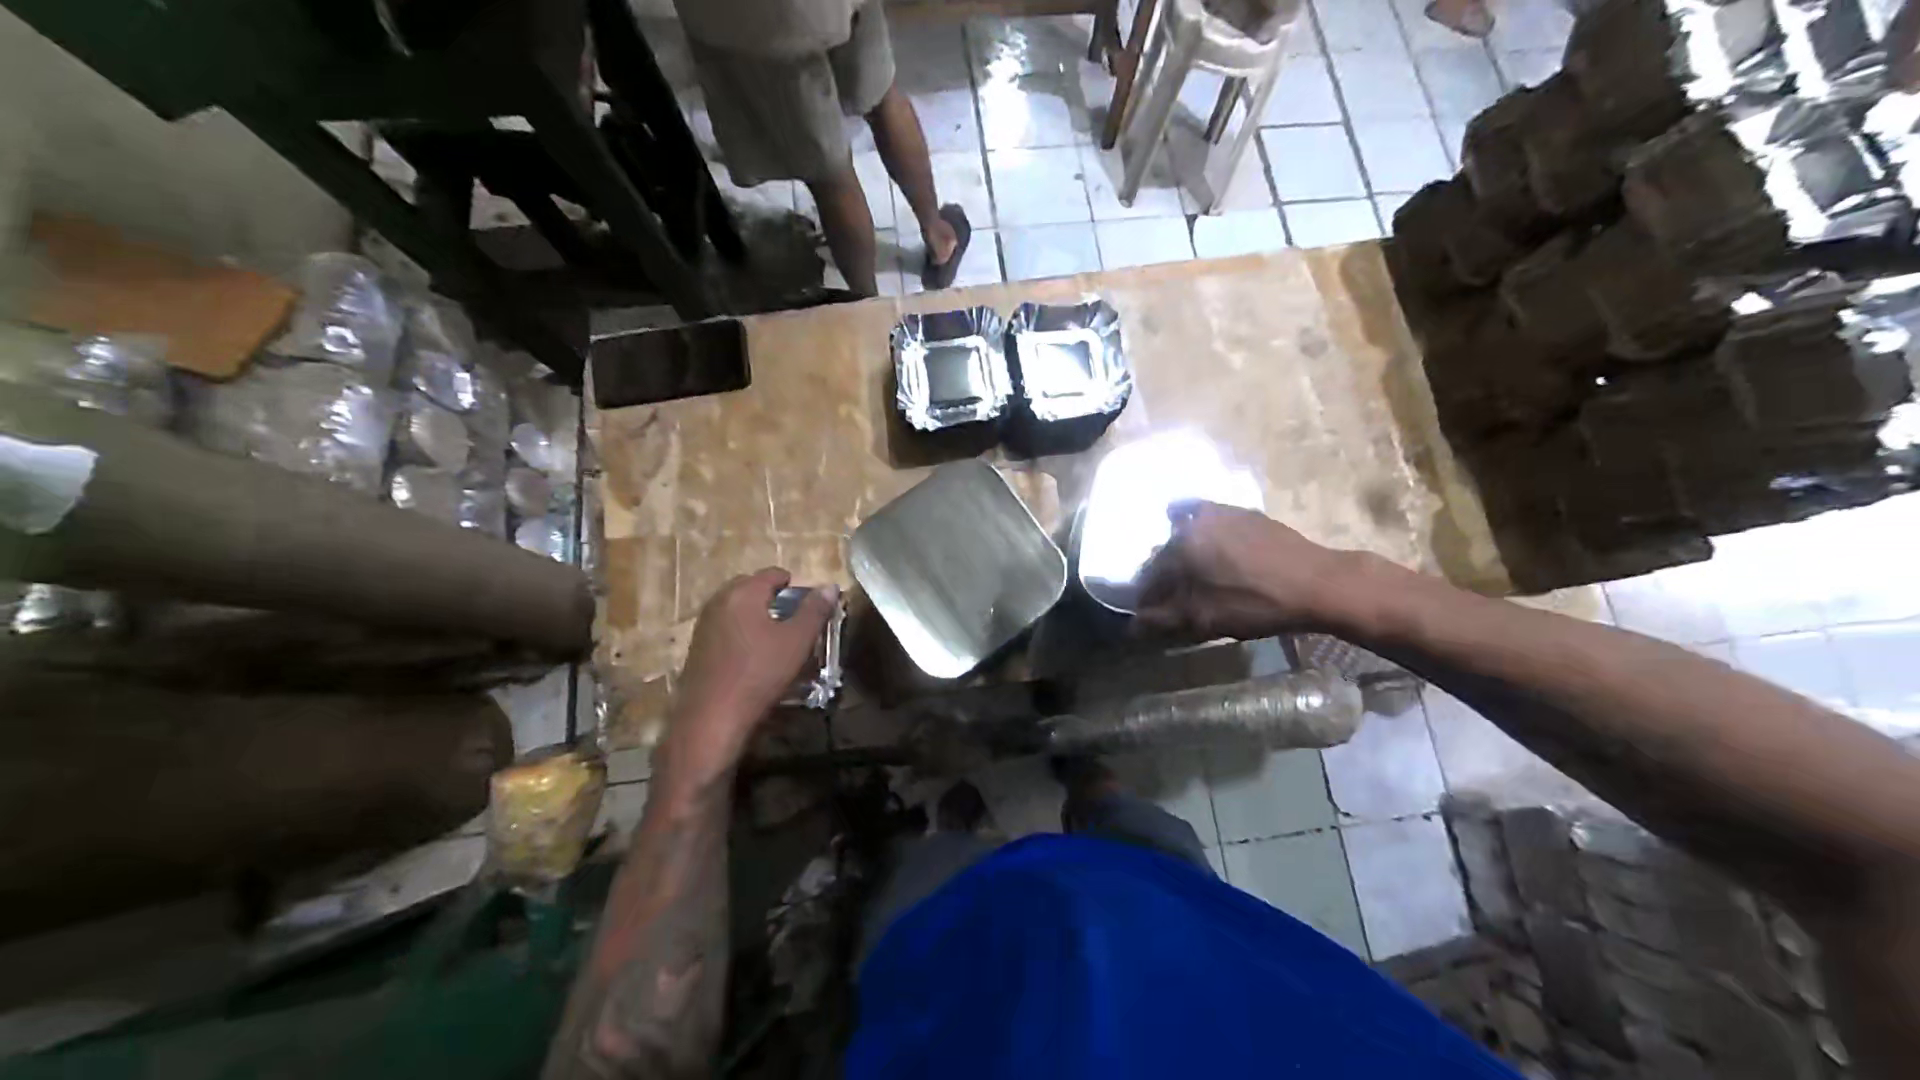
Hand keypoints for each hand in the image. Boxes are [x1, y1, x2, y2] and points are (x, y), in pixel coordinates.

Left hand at [664, 568, 836, 781]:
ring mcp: (704, 623)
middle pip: (752, 587)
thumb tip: (830, 586)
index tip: (810, 605)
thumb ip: (815, 611)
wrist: (712, 717)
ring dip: (757, 616)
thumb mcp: (797, 641)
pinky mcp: (697, 646)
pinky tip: (753, 656)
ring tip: (777, 639)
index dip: (795, 585)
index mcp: (743, 592)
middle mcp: (719, 600)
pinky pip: (725, 627)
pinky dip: (742, 632)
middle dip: (774, 598)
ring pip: (737, 608)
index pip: (773, 573)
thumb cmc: (759, 673)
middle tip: (795, 621)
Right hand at [1134, 501, 1356, 640]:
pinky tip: (1209, 542)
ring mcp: (1218, 512)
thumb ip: (1163, 619)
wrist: (1318, 583)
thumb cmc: (1256, 605)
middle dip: (1163, 573)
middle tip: (1174, 594)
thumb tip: (1133, 624)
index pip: (1149, 577)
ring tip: (1193, 572)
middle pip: (1165, 552)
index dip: (1148, 599)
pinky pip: (1207, 516)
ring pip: (1184, 532)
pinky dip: (1198, 526)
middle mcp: (1191, 524)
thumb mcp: (1205, 620)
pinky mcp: (1242, 512)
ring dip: (1180, 551)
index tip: (1152, 613)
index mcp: (1178, 550)